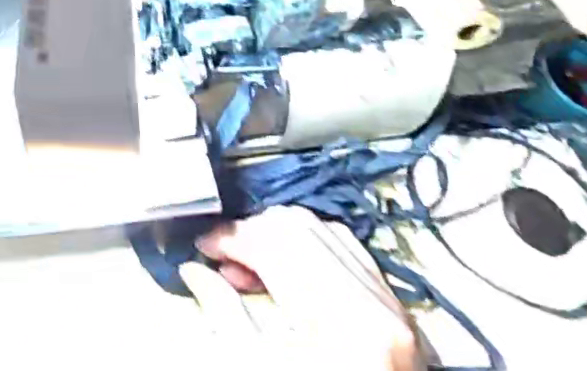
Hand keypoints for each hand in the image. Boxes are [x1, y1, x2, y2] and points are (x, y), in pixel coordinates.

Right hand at [179, 206, 424, 370]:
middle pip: (296, 228)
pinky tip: (284, 269)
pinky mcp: (393, 309)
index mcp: (342, 324)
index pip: (275, 248)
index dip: (230, 238)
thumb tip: (194, 271)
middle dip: (250, 234)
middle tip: (220, 253)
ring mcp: (390, 306)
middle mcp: (375, 306)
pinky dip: (307, 247)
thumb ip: (224, 314)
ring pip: (320, 229)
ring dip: (275, 237)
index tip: (203, 244)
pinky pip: (345, 249)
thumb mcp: (256, 368)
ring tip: (247, 266)